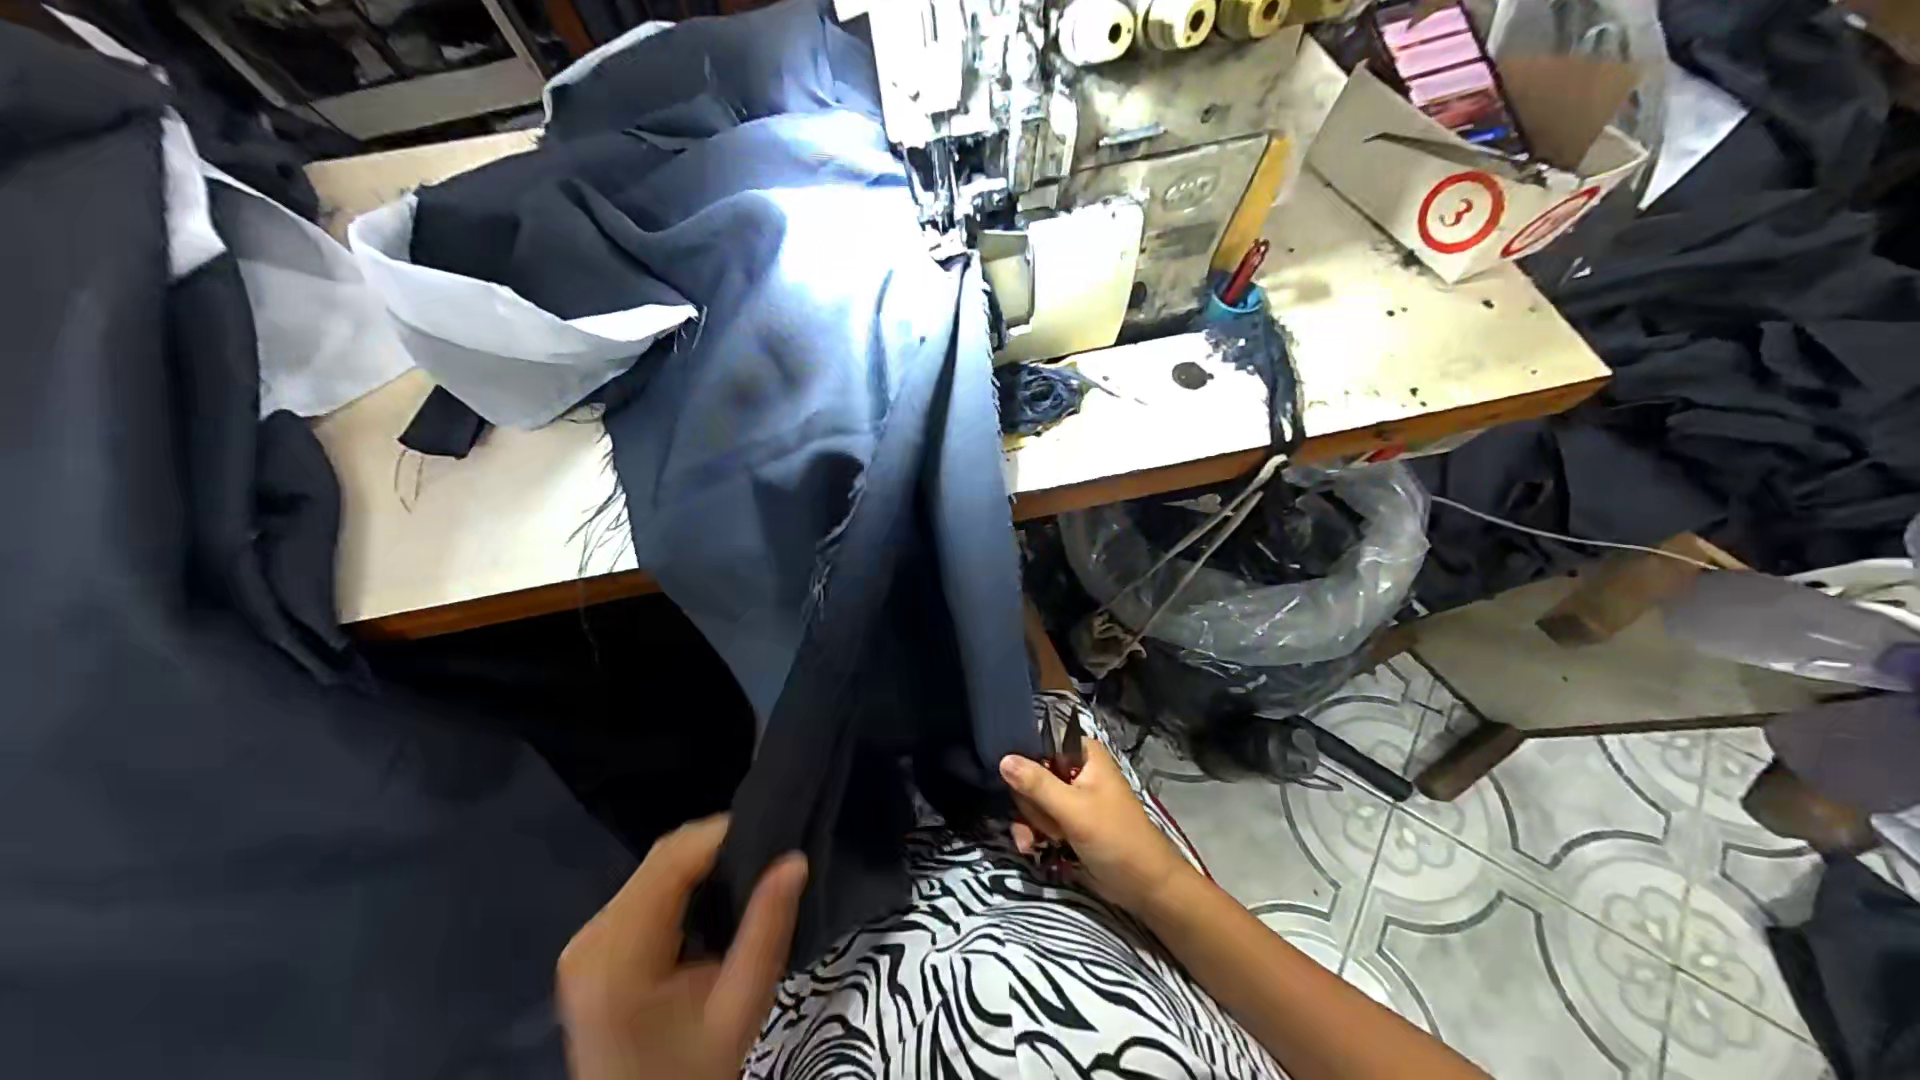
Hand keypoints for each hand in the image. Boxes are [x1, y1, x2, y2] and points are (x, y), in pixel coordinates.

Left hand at [556, 815, 807, 1079]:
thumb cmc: (693, 1071)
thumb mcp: (741, 1007)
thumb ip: (767, 930)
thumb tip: (794, 860)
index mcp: (619, 953)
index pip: (672, 858)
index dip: (721, 834)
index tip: (771, 833)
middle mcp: (590, 938)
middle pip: (660, 860)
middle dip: (714, 849)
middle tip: (764, 861)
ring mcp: (584, 943)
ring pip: (652, 869)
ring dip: (698, 865)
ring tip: (743, 879)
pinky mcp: (589, 950)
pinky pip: (641, 890)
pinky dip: (679, 884)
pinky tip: (709, 902)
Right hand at [1000, 740, 1201, 916]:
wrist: (1143, 886)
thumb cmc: (1115, 838)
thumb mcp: (1074, 810)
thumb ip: (1037, 784)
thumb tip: (1003, 759)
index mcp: (1083, 753)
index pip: (1040, 741)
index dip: (1025, 761)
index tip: (1022, 785)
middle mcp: (1074, 769)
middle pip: (1029, 772)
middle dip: (1032, 802)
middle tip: (1051, 820)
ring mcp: (1068, 796)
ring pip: (1028, 798)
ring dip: (1032, 822)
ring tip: (1049, 839)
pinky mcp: (1063, 821)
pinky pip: (1034, 818)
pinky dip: (1032, 833)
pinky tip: (1033, 848)